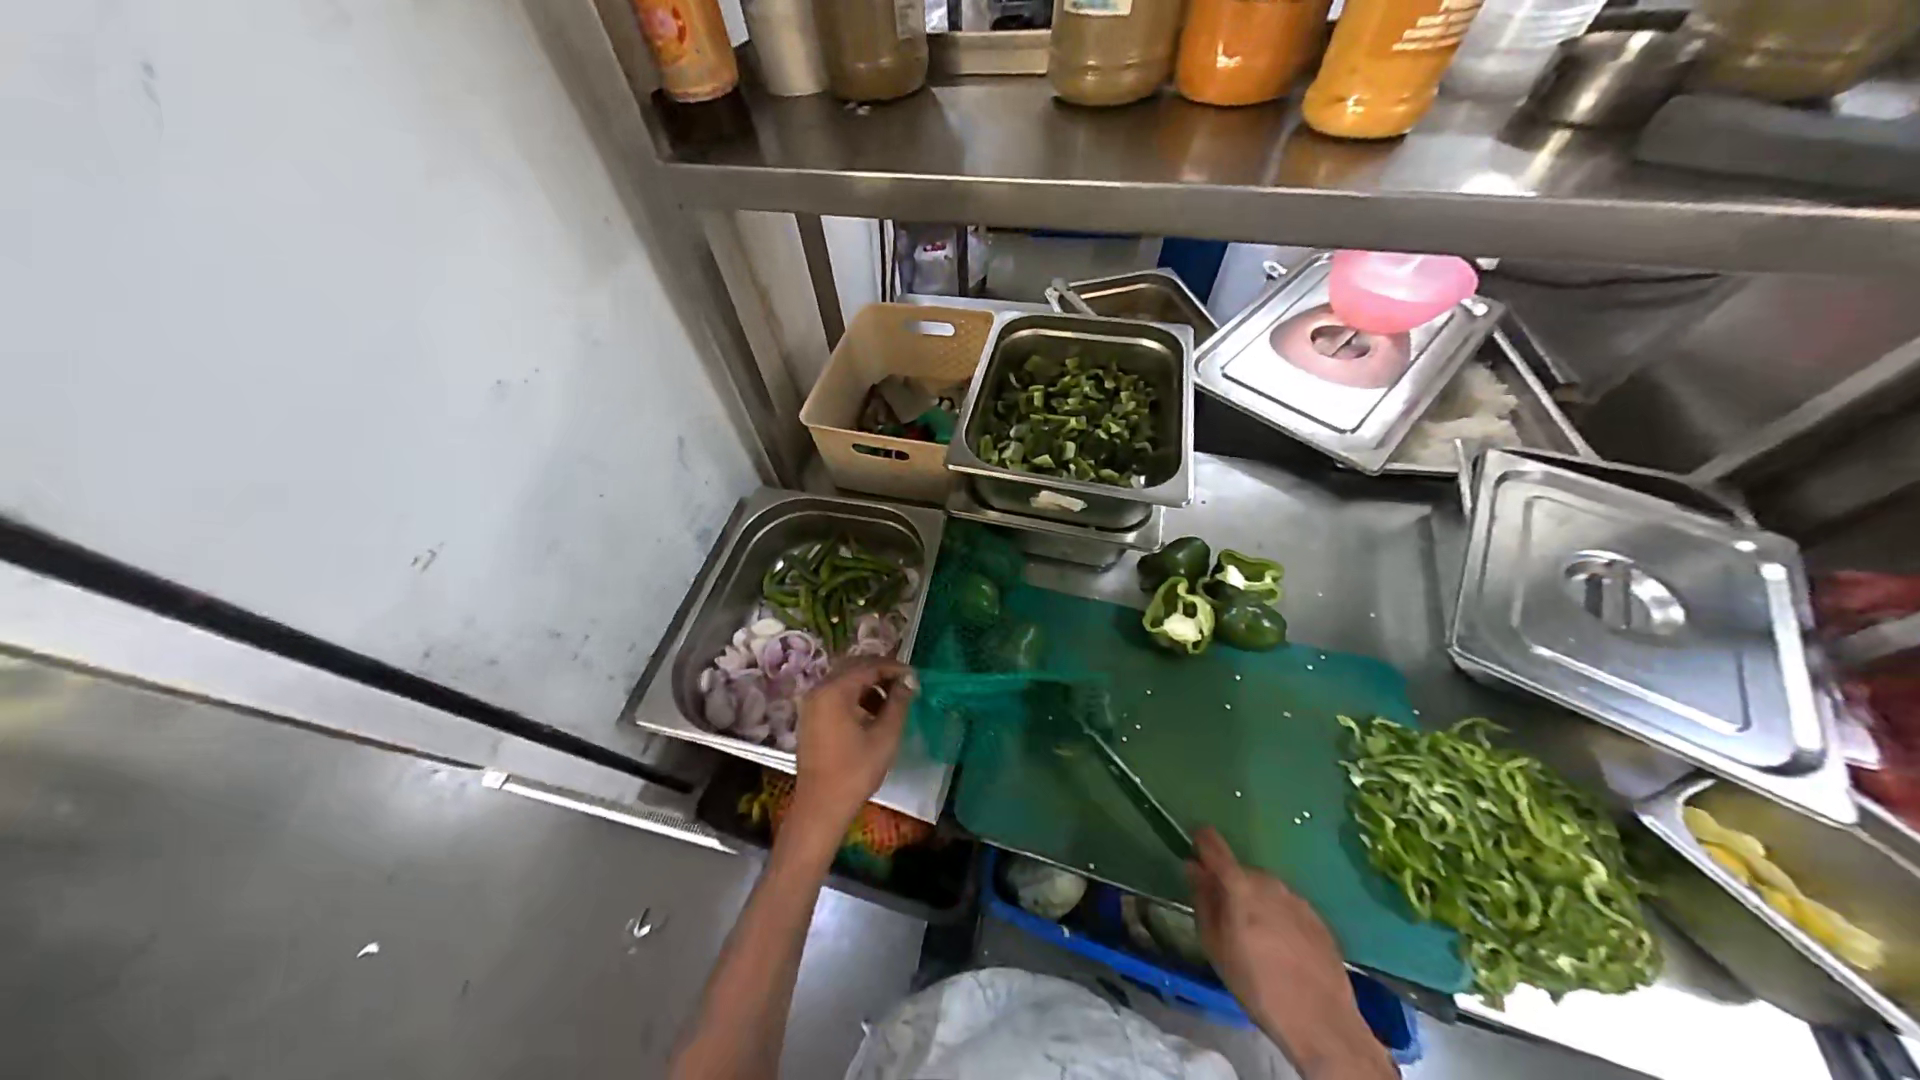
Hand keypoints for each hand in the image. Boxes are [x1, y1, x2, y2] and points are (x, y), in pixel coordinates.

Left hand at [791, 657, 915, 832]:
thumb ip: (898, 702)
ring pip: (844, 680)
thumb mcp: (885, 735)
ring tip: (892, 700)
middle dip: (881, 672)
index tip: (915, 677)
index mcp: (834, 691)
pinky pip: (835, 695)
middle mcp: (819, 690)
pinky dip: (855, 696)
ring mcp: (811, 703)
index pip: (869, 666)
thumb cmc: (855, 771)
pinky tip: (872, 713)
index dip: (894, 668)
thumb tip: (909, 681)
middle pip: (854, 667)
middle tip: (905, 683)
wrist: (821, 806)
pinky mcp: (810, 717)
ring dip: (869, 684)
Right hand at [1187, 827, 1393, 1079]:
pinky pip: (1287, 906)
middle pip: (1240, 871)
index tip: (1194, 850)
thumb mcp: (1215, 946)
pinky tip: (1282, 949)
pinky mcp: (1317, 918)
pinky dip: (1278, 917)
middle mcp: (1269, 882)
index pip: (1213, 844)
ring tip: (1256, 939)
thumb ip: (1202, 900)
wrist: (1321, 1021)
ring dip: (1255, 902)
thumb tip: (1194, 868)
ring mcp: (1297, 898)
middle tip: (1226, 919)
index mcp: (1239, 885)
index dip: (1200, 841)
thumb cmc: (1256, 984)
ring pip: (1265, 889)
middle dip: (1229, 886)